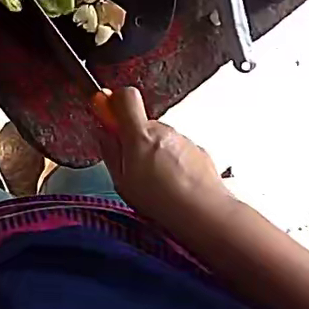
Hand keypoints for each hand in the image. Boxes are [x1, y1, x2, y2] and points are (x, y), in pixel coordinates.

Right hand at [95, 87, 233, 226]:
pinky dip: (172, 161)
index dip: (114, 101)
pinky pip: (177, 150)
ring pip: (160, 138)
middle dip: (134, 139)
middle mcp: (163, 130)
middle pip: (142, 123)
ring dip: (154, 152)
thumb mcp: (122, 181)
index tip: (108, 114)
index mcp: (139, 135)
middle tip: (133, 166)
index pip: (126, 97)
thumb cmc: (161, 201)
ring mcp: (183, 139)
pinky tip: (173, 184)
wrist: (204, 211)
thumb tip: (103, 134)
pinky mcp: (198, 150)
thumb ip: (110, 152)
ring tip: (156, 181)